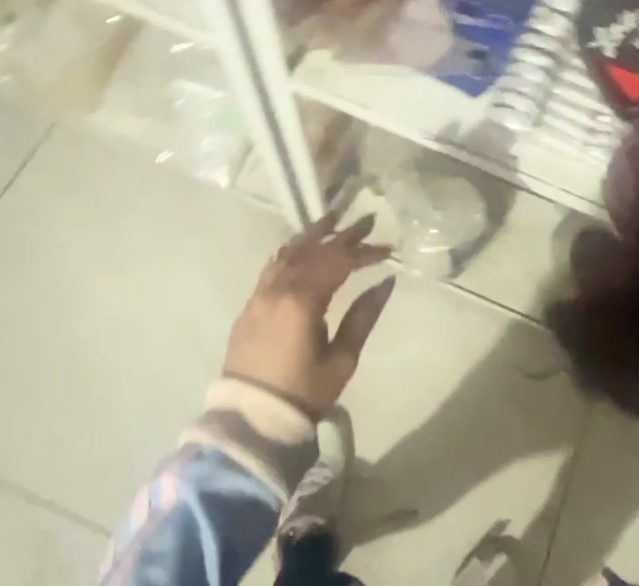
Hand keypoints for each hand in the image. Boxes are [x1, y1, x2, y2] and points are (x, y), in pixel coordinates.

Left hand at [222, 214, 396, 413]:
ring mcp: (260, 294)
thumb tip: (386, 282)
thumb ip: (363, 316)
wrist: (251, 420)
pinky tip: (300, 246)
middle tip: (367, 220)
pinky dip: (290, 251)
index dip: (365, 252)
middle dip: (343, 234)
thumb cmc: (303, 393)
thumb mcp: (342, 359)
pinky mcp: (250, 304)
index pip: (339, 261)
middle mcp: (278, 288)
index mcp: (302, 301)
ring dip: (314, 234)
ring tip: (334, 219)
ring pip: (289, 252)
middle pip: (315, 250)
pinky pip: (273, 266)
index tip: (388, 250)